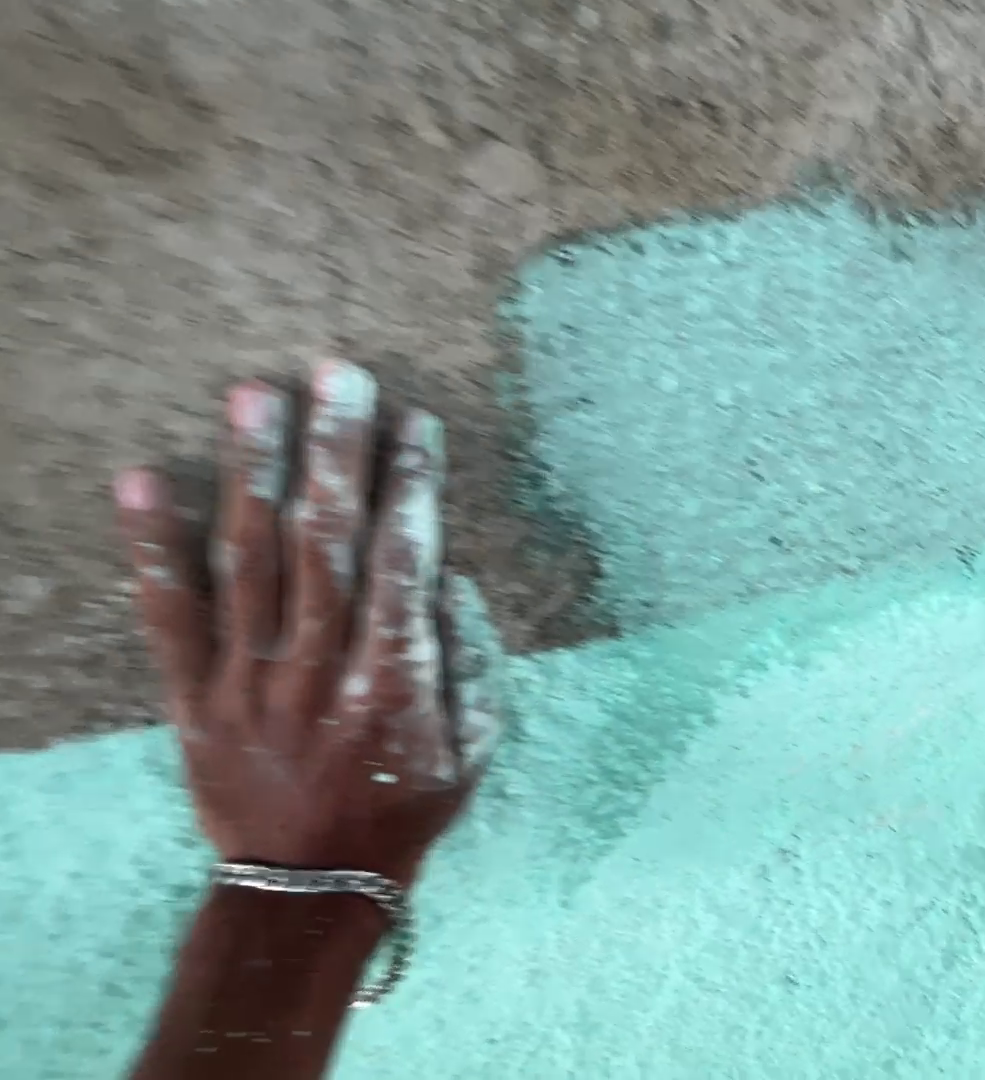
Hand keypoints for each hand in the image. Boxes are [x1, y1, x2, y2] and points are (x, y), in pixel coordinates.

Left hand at [112, 361, 501, 888]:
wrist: (312, 880)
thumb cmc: (414, 802)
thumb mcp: (479, 739)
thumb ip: (470, 656)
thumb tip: (446, 580)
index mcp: (397, 675)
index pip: (404, 559)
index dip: (411, 487)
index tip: (414, 426)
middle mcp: (320, 664)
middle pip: (326, 539)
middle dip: (336, 451)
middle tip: (338, 377)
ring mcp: (248, 678)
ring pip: (248, 558)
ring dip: (253, 471)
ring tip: (255, 396)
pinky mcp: (194, 696)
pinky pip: (168, 615)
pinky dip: (152, 546)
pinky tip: (141, 479)